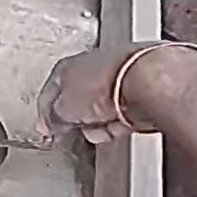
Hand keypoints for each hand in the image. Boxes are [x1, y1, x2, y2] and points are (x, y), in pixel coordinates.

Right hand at [35, 41, 196, 144]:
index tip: (46, 131)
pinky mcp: (142, 84)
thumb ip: (52, 119)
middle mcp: (92, 65)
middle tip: (78, 131)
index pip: (49, 95)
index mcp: (66, 66)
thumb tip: (54, 125)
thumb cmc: (107, 86)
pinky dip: (122, 121)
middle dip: (78, 121)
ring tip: (105, 129)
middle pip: (78, 103)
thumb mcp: (63, 110)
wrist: (150, 81)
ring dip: (100, 124)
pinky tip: (122, 126)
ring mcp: (118, 73)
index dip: (45, 117)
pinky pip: (124, 111)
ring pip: (102, 109)